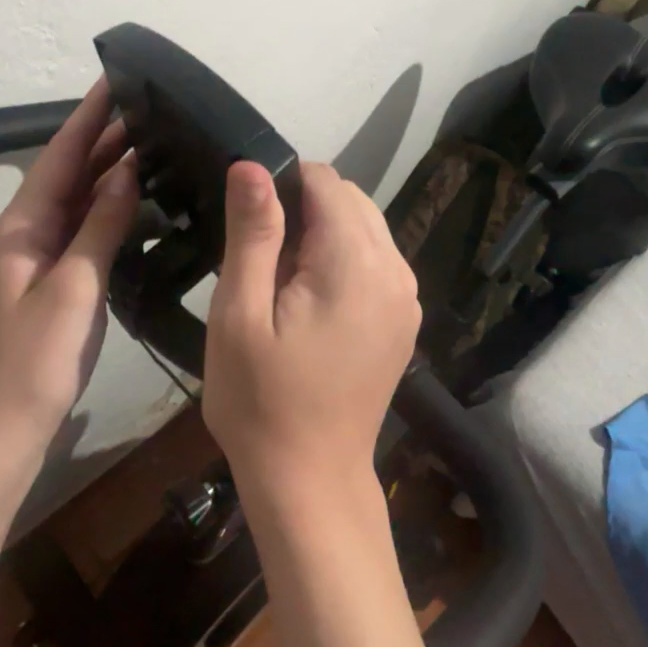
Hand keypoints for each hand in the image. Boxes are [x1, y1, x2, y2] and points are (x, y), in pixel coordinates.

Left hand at [0, 78, 139, 445]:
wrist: (5, 428)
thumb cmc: (35, 358)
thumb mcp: (73, 287)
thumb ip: (101, 226)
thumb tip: (127, 171)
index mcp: (23, 226)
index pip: (59, 156)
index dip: (88, 118)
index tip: (115, 80)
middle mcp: (28, 232)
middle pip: (68, 172)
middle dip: (103, 137)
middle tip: (148, 106)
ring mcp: (41, 258)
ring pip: (79, 200)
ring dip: (109, 170)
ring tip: (151, 140)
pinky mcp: (56, 281)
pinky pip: (86, 229)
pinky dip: (111, 208)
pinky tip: (138, 200)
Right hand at [203, 161, 421, 492]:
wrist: (310, 482)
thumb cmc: (261, 401)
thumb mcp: (239, 314)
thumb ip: (253, 233)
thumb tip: (252, 164)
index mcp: (355, 262)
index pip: (325, 180)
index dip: (281, 186)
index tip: (248, 226)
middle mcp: (395, 269)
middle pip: (349, 199)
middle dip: (303, 211)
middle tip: (261, 265)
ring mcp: (408, 297)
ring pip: (365, 227)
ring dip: (322, 235)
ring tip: (282, 287)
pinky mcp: (405, 320)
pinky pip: (374, 261)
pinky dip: (342, 262)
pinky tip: (311, 305)